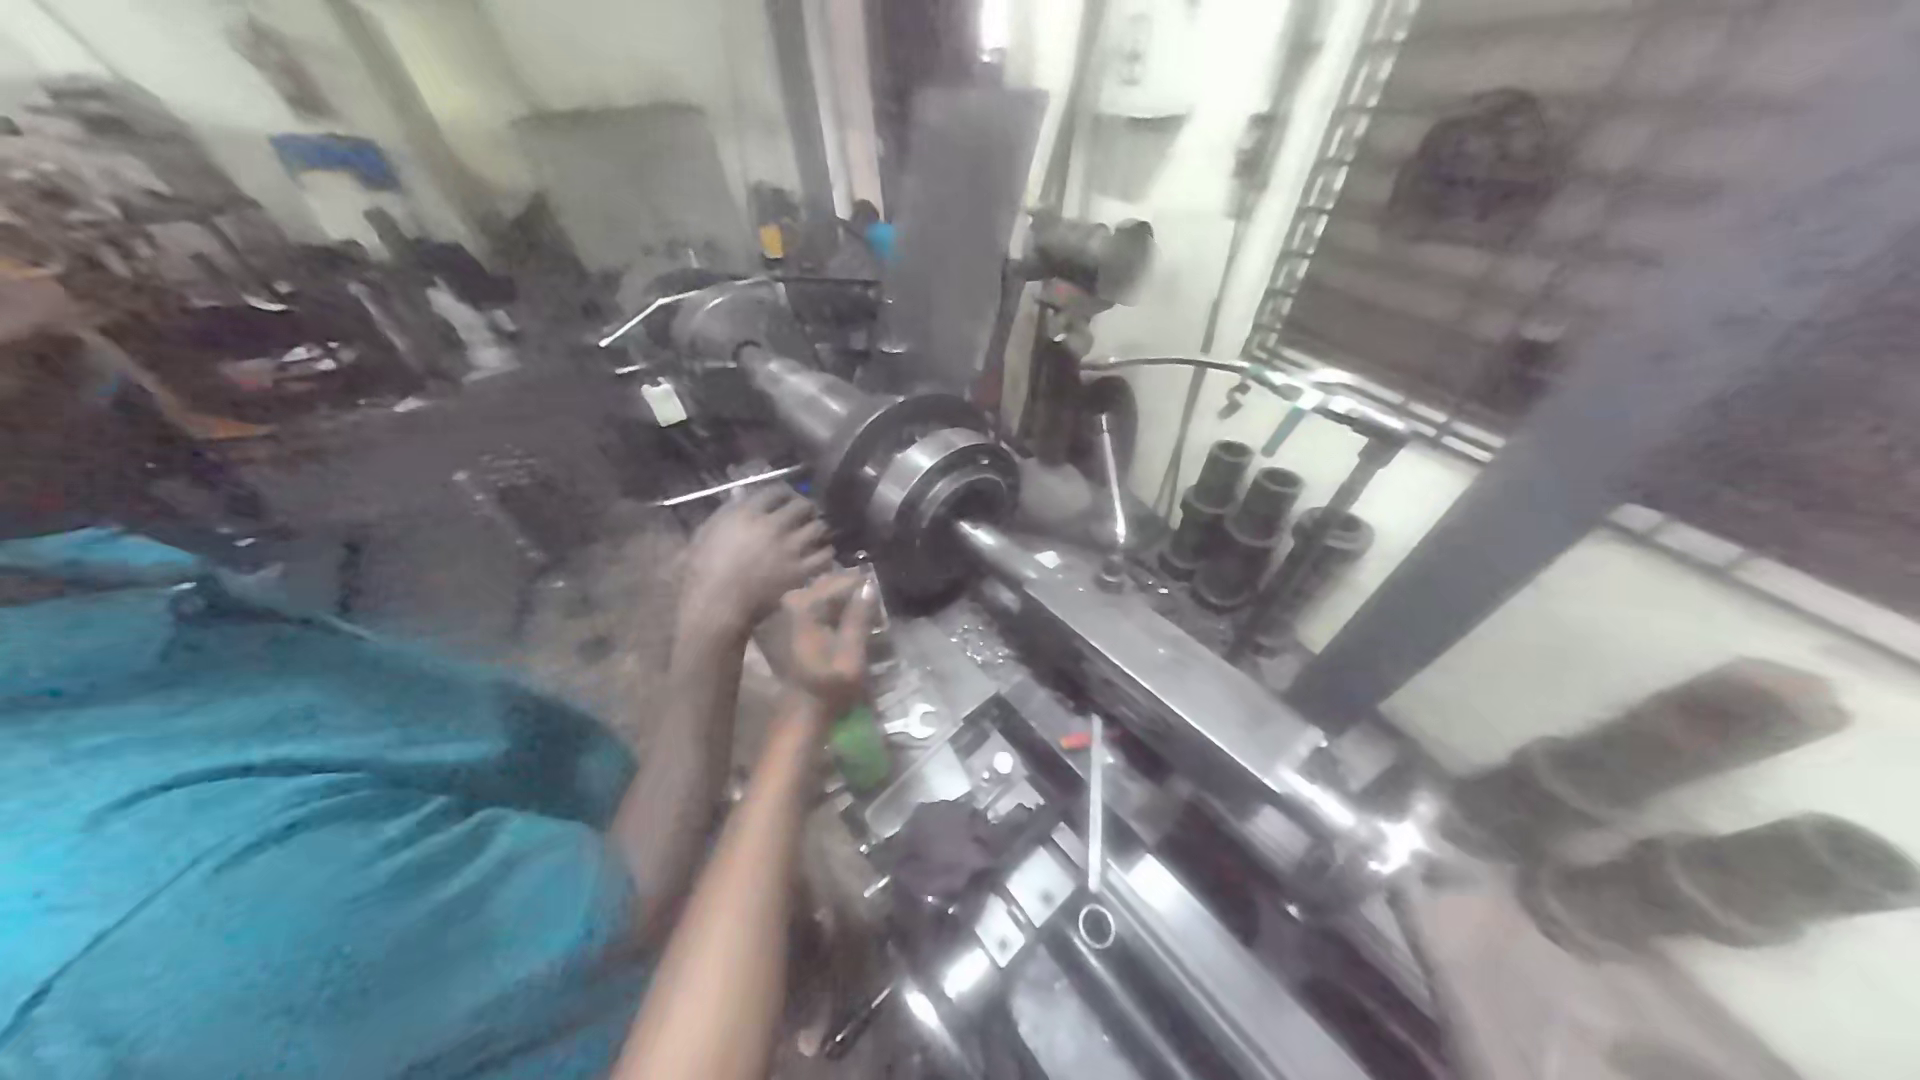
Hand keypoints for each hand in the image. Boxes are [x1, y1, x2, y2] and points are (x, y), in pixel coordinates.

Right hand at [681, 487, 832, 635]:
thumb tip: (742, 494)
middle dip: (806, 508)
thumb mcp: (706, 532)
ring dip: (818, 528)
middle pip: (802, 505)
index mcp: (747, 513)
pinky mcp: (800, 571)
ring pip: (818, 527)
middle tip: (805, 514)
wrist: (716, 605)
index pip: (776, 490)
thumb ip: (728, 512)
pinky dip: (826, 553)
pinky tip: (821, 554)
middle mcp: (773, 525)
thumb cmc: (702, 570)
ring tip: (815, 533)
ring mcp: (790, 549)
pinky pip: (825, 556)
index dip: (784, 492)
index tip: (786, 498)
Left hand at [779, 571, 873, 713]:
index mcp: (807, 605)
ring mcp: (791, 608)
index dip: (867, 592)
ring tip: (866, 621)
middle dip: (856, 595)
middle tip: (875, 615)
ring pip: (829, 592)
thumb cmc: (830, 684)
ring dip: (848, 602)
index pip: (845, 581)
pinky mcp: (793, 618)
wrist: (804, 707)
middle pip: (835, 582)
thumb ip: (859, 618)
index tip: (881, 610)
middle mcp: (795, 599)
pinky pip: (820, 602)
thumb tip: (869, 586)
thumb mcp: (852, 653)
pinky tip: (848, 626)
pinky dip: (837, 610)